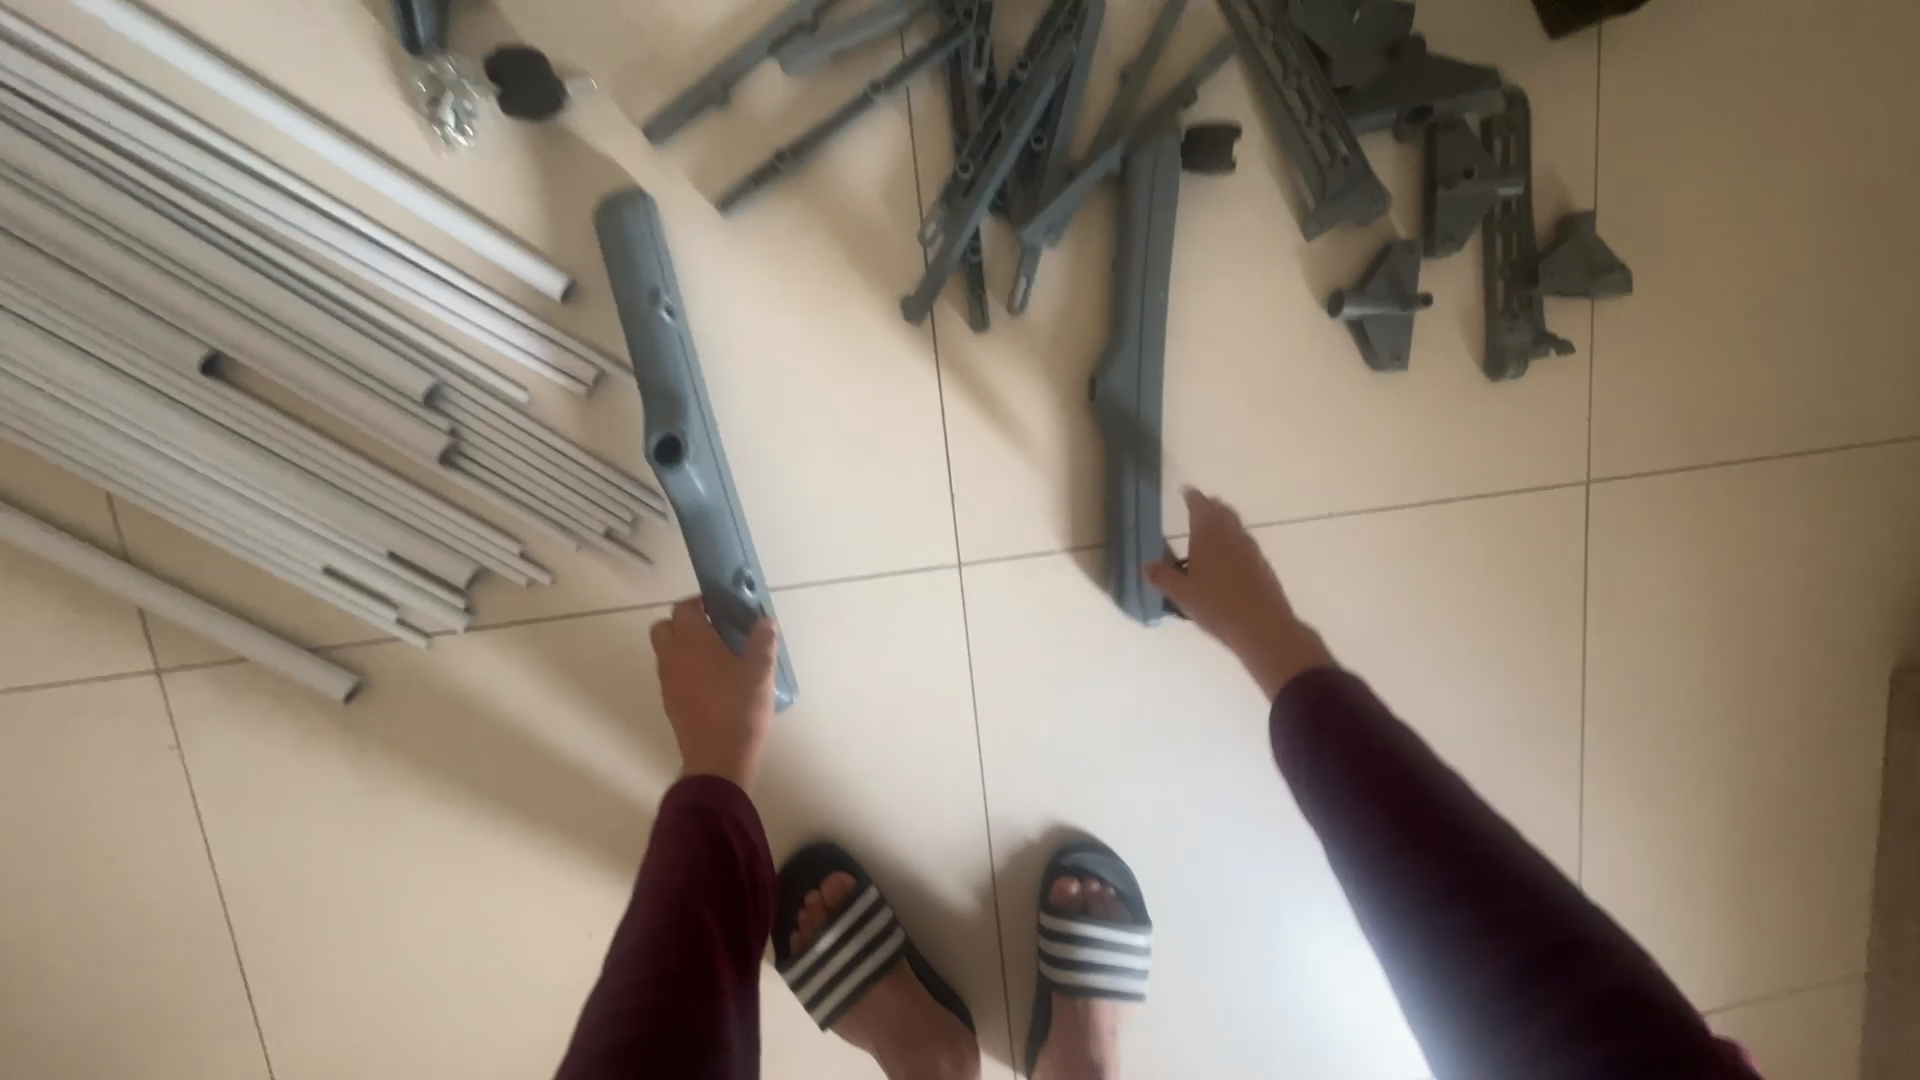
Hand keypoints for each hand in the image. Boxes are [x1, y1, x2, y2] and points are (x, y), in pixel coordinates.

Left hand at [649, 598, 779, 789]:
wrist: (719, 756)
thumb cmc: (741, 707)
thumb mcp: (761, 671)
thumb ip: (763, 641)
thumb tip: (766, 620)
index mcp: (693, 641)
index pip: (684, 608)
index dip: (700, 603)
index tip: (721, 608)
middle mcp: (673, 656)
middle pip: (665, 626)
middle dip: (685, 623)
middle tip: (714, 629)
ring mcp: (667, 680)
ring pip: (666, 651)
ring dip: (683, 646)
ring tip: (716, 656)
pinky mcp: (669, 701)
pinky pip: (671, 673)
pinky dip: (684, 668)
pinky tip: (712, 681)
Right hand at [1145, 488, 1334, 699]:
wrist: (1263, 627)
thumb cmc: (1217, 606)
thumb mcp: (1182, 594)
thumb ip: (1163, 577)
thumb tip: (1146, 566)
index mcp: (1209, 536)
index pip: (1200, 506)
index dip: (1192, 497)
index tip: (1186, 490)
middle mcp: (1232, 536)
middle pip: (1222, 511)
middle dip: (1210, 506)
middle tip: (1199, 505)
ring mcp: (1250, 550)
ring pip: (1235, 526)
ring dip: (1223, 522)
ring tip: (1211, 530)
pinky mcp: (1262, 565)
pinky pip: (1244, 543)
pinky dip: (1233, 541)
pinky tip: (1227, 558)